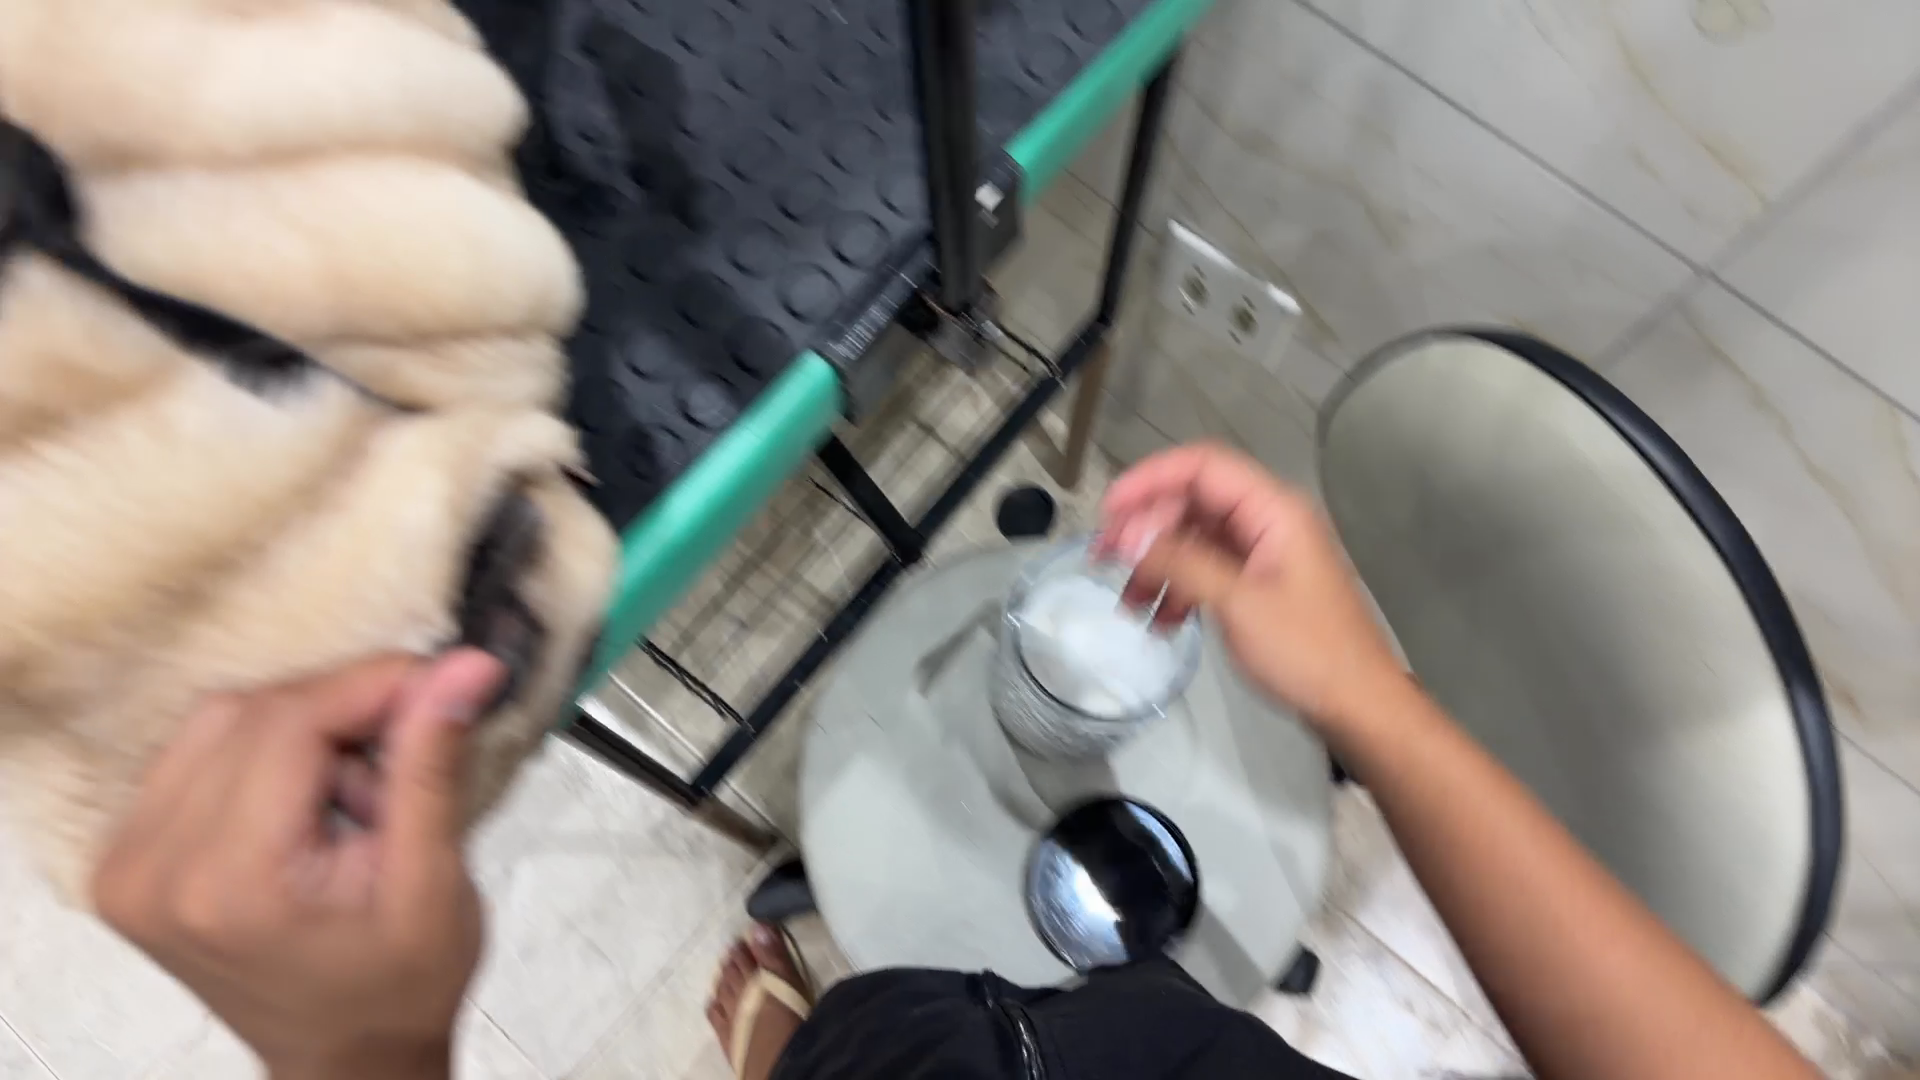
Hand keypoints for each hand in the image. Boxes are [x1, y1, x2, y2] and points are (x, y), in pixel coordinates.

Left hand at [93, 650, 506, 1079]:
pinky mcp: (139, 855)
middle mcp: (150, 864)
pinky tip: (332, 789)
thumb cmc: (406, 977)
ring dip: (322, 721)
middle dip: (356, 700)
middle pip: (253, 711)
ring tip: (379, 775)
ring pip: (229, 719)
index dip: (379, 682)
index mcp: (227, 877)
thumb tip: (467, 666)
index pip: (290, 722)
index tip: (457, 679)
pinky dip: (286, 742)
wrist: (351, 1053)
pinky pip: (210, 749)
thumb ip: (433, 766)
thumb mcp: (435, 874)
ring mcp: (129, 860)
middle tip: (428, 730)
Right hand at [1097, 442, 1408, 730]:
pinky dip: (1175, 588)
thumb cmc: (1308, 652)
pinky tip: (1159, 619)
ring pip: (1190, 539)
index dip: (1150, 480)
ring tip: (1126, 600)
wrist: (1358, 706)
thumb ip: (1180, 562)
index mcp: (1273, 510)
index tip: (1109, 510)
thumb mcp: (1238, 603)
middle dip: (1144, 528)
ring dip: (1154, 564)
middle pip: (1190, 502)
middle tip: (1104, 558)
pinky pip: (1202, 569)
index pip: (1201, 467)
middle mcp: (1265, 521)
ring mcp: (1259, 553)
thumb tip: (1127, 536)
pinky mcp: (1252, 582)